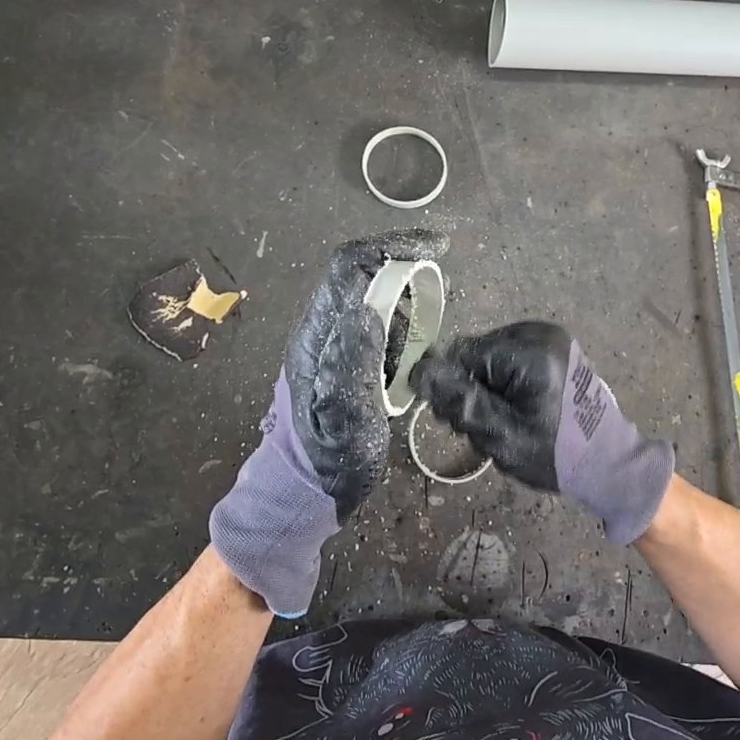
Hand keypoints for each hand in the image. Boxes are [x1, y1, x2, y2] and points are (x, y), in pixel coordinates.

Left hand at [209, 229, 447, 615]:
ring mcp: (328, 343)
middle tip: (437, 298)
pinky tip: (410, 356)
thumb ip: (354, 362)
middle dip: (403, 271)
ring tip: (424, 336)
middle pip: (360, 274)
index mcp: (320, 335)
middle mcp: (321, 330)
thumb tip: (368, 309)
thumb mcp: (348, 416)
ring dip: (403, 302)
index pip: (350, 266)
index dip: (392, 246)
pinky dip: (399, 327)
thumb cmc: (329, 459)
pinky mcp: (339, 359)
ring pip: (368, 297)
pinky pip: (372, 324)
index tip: (437, 248)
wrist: (303, 493)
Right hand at [414, 322, 673, 543]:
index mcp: (528, 351)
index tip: (453, 420)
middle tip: (479, 428)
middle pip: (477, 353)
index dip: (449, 386)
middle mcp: (539, 333)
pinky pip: (511, 356)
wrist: (609, 462)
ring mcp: (550, 337)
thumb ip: (460, 400)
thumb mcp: (500, 435)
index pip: (461, 354)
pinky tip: (514, 408)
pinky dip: (504, 381)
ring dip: (485, 386)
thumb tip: (418, 371)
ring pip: (491, 355)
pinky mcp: (554, 346)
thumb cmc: (554, 455)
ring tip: (500, 422)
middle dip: (469, 388)